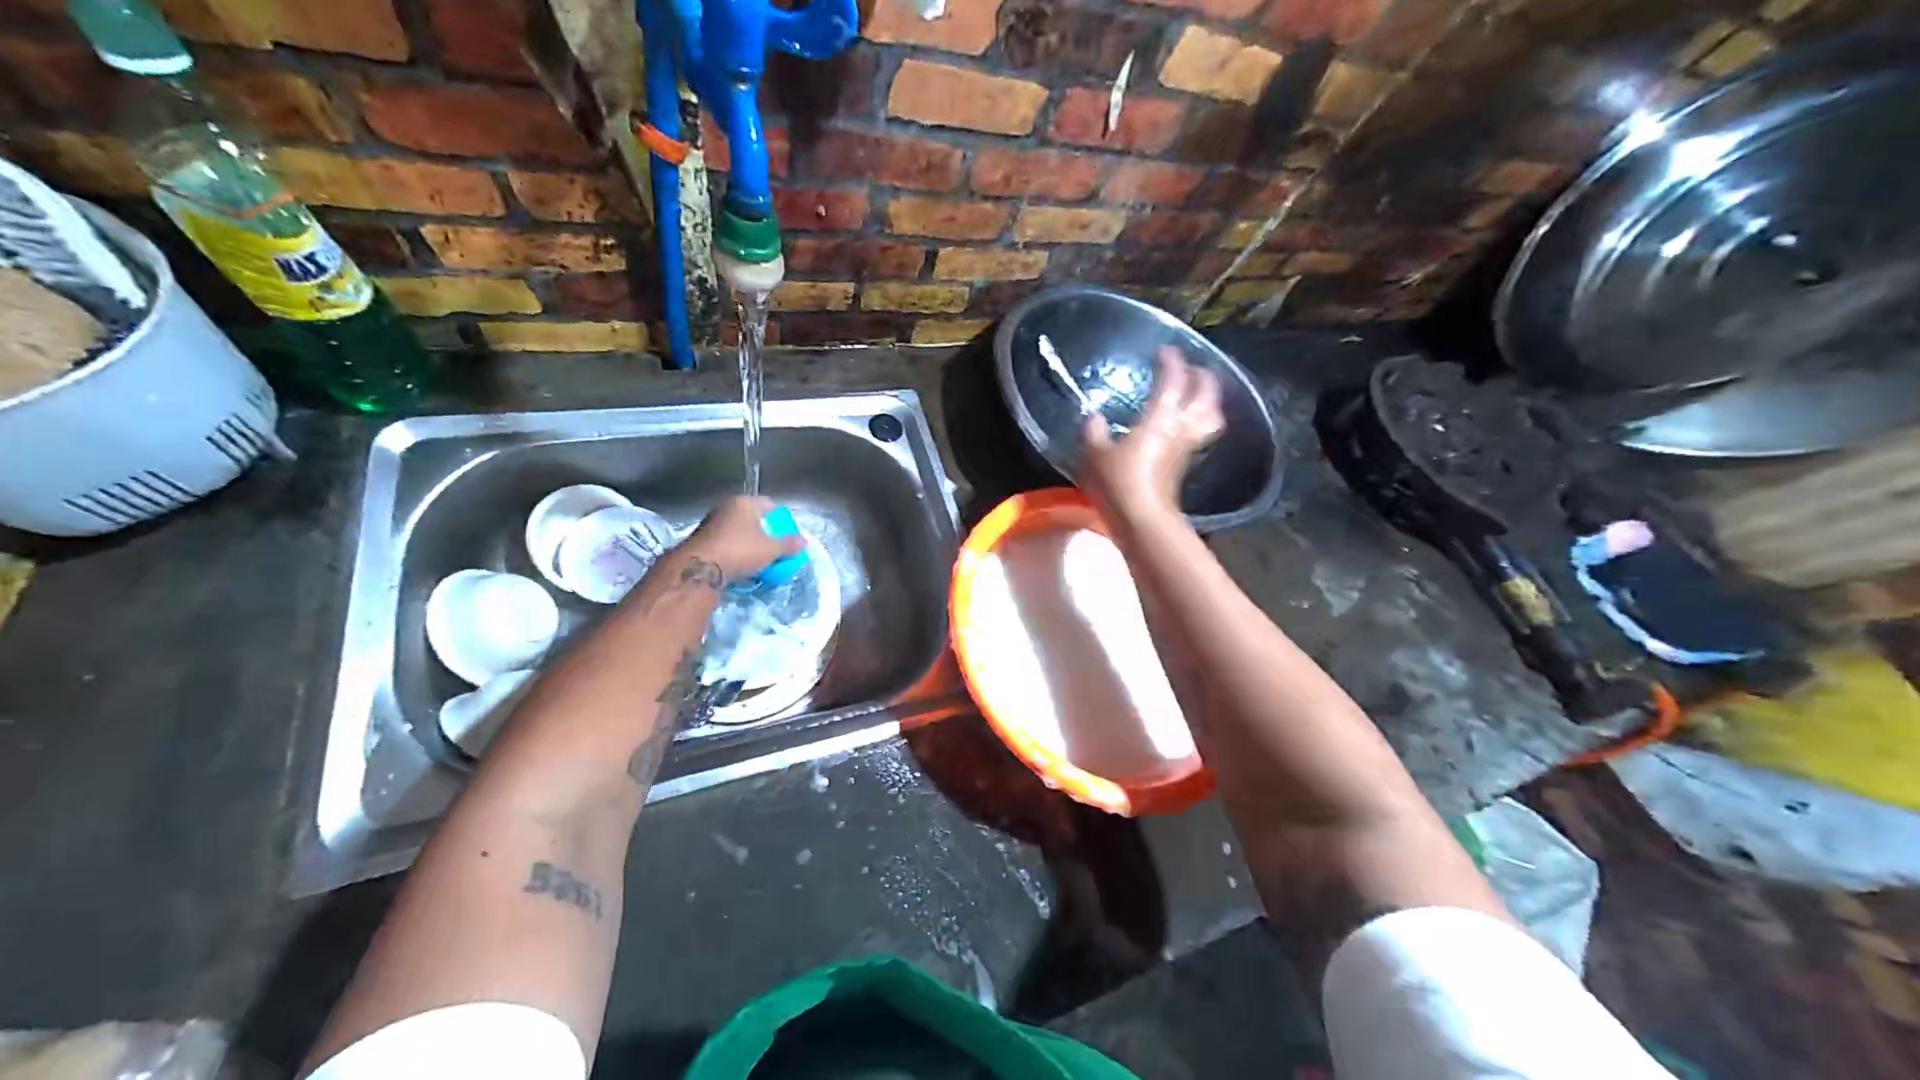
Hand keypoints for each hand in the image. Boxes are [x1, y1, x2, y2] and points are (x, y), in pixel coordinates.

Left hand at [677, 496, 804, 583]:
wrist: (699, 568)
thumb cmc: (740, 550)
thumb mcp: (771, 549)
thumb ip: (788, 545)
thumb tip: (804, 542)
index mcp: (744, 503)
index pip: (769, 504)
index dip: (780, 518)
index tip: (786, 533)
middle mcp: (726, 507)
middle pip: (752, 517)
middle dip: (764, 531)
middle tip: (774, 547)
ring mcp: (711, 522)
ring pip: (737, 529)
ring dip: (747, 541)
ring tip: (758, 558)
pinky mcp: (701, 538)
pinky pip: (725, 541)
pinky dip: (734, 550)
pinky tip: (739, 563)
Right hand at [1079, 346, 1223, 521]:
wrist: (1142, 519)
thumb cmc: (1118, 483)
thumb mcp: (1095, 455)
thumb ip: (1094, 433)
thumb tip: (1094, 418)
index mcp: (1159, 420)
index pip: (1173, 383)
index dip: (1171, 363)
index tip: (1166, 351)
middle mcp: (1179, 430)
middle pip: (1205, 397)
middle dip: (1202, 378)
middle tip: (1194, 368)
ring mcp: (1185, 448)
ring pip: (1209, 418)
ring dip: (1209, 401)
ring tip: (1199, 394)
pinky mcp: (1183, 465)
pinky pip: (1199, 434)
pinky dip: (1198, 422)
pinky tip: (1183, 424)